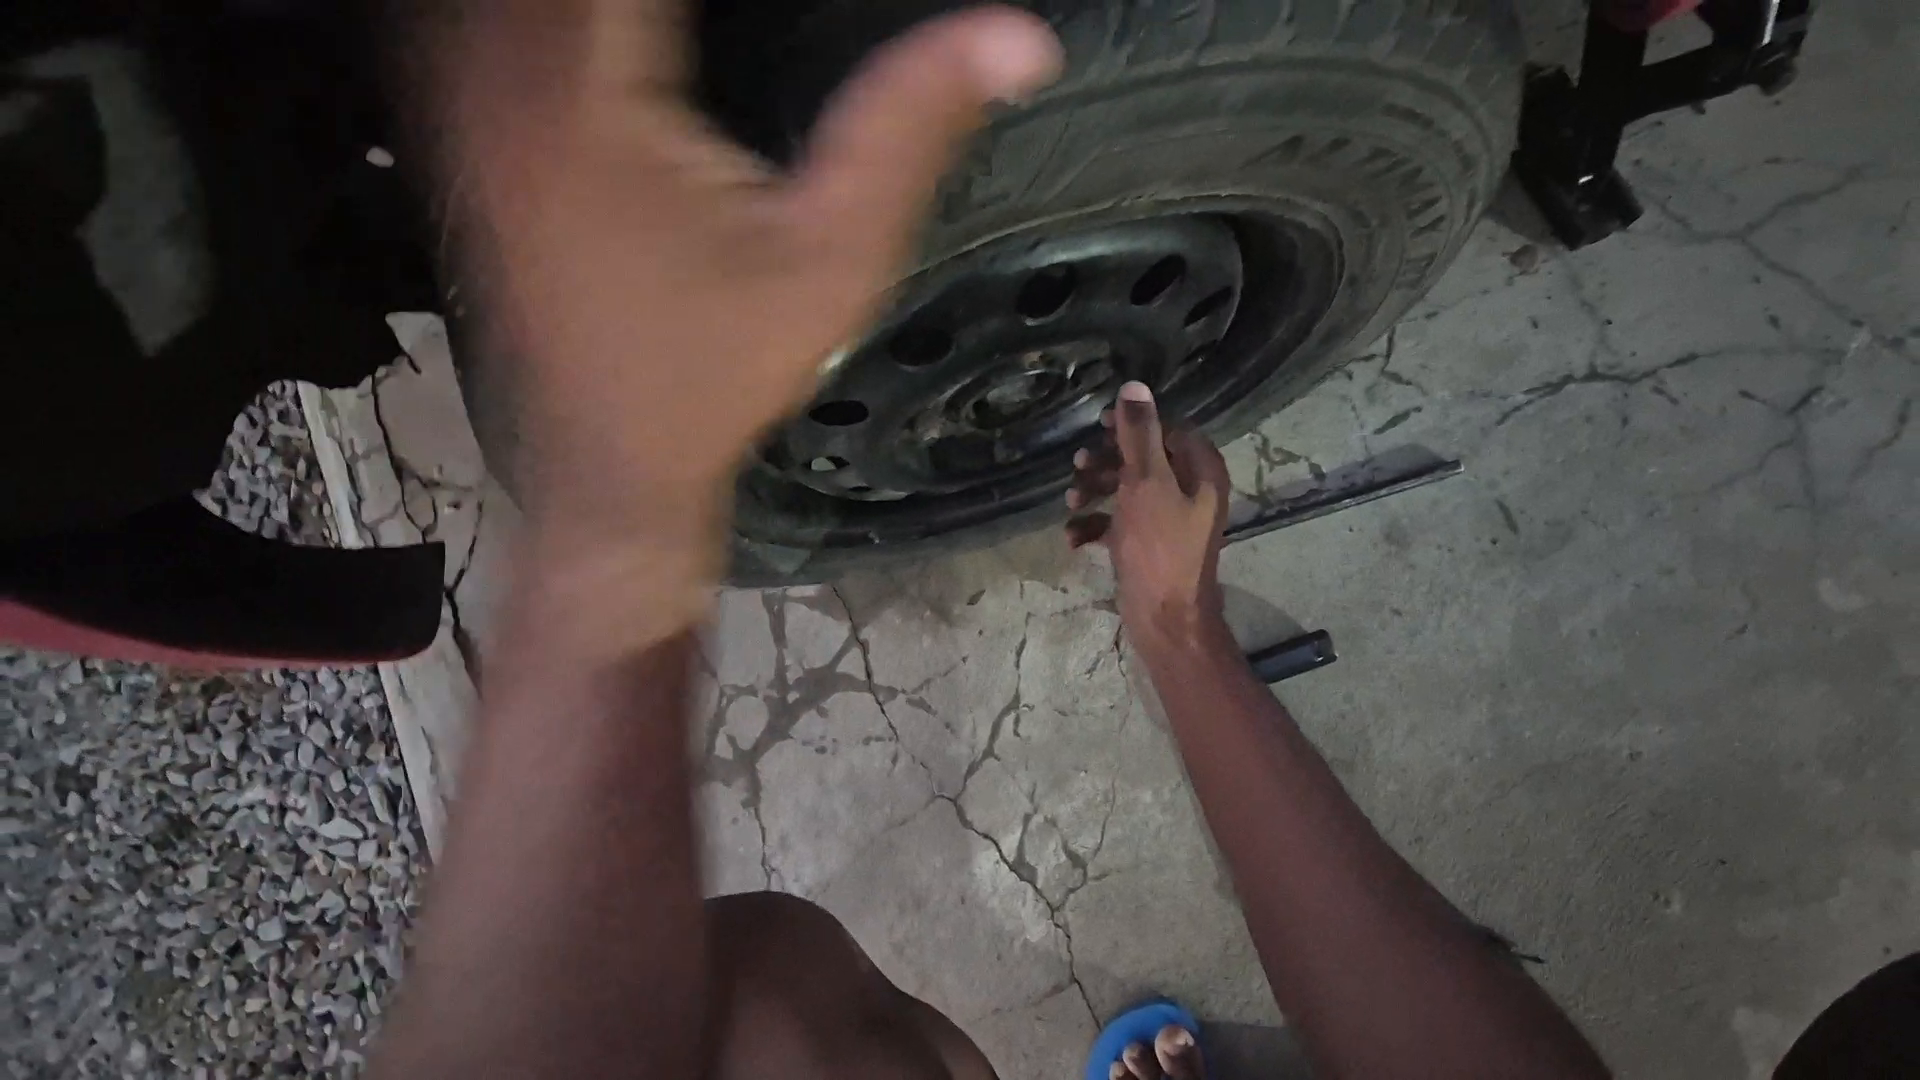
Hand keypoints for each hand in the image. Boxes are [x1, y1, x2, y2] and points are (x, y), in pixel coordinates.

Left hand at [440, 0, 1061, 551]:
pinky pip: (501, 25)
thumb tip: (1016, 38)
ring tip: (710, 40)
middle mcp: (506, 78)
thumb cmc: (728, 372)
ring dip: (623, 6)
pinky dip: (567, 22)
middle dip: (689, 3)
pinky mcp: (472, 139)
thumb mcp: (839, 257)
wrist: (619, 462)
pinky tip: (634, 42)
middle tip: (760, 19)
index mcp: (595, 93)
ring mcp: (470, 108)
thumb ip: (911, 132)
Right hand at [1066, 381, 1231, 647]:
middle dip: (1106, 462)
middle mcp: (1190, 492)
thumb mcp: (1145, 483)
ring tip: (1071, 502)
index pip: (1169, 430)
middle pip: (1143, 459)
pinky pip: (1118, 524)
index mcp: (1200, 472)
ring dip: (1095, 491)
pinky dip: (1095, 525)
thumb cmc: (1158, 547)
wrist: (1164, 618)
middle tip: (1078, 466)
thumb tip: (1134, 387)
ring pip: (1127, 491)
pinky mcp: (1148, 546)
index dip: (1133, 425)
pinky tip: (1073, 538)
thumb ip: (1139, 435)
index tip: (1099, 426)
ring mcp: (1168, 521)